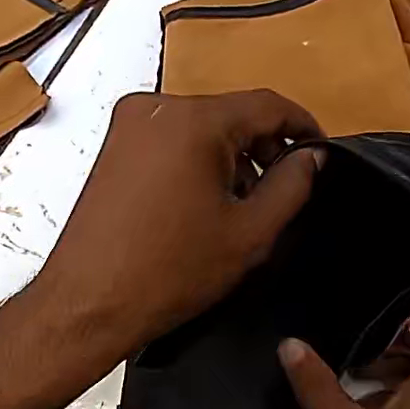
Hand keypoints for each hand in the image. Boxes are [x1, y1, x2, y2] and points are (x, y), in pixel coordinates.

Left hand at [29, 89, 322, 368]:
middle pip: (233, 114)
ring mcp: (129, 125)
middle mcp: (156, 108)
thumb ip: (293, 185)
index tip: (321, 151)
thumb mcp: (251, 232)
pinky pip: (174, 139)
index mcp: (193, 121)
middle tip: (284, 189)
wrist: (88, 303)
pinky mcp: (115, 146)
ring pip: (203, 127)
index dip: (303, 126)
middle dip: (265, 148)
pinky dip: (200, 161)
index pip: (267, 105)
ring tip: (242, 206)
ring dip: (233, 158)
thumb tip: (312, 156)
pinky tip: (206, 203)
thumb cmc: (168, 272)